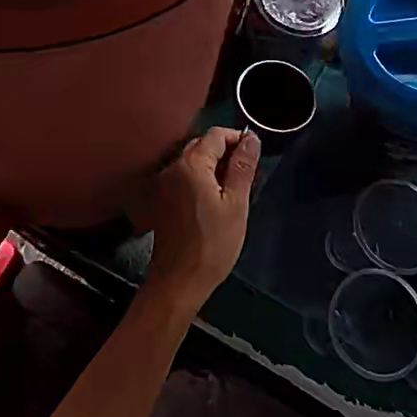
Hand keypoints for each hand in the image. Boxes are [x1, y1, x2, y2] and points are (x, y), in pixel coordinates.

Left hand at [145, 127, 260, 309]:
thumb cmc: (213, 243)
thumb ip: (243, 167)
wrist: (179, 281)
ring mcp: (163, 185)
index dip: (238, 139)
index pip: (216, 135)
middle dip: (226, 153)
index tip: (255, 156)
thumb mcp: (236, 203)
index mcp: (191, 165)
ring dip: (214, 167)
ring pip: (193, 162)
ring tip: (234, 190)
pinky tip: (214, 201)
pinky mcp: (161, 200)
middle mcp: (172, 168)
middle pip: (202, 145)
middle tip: (247, 175)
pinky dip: (201, 180)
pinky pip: (184, 178)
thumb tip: (251, 138)